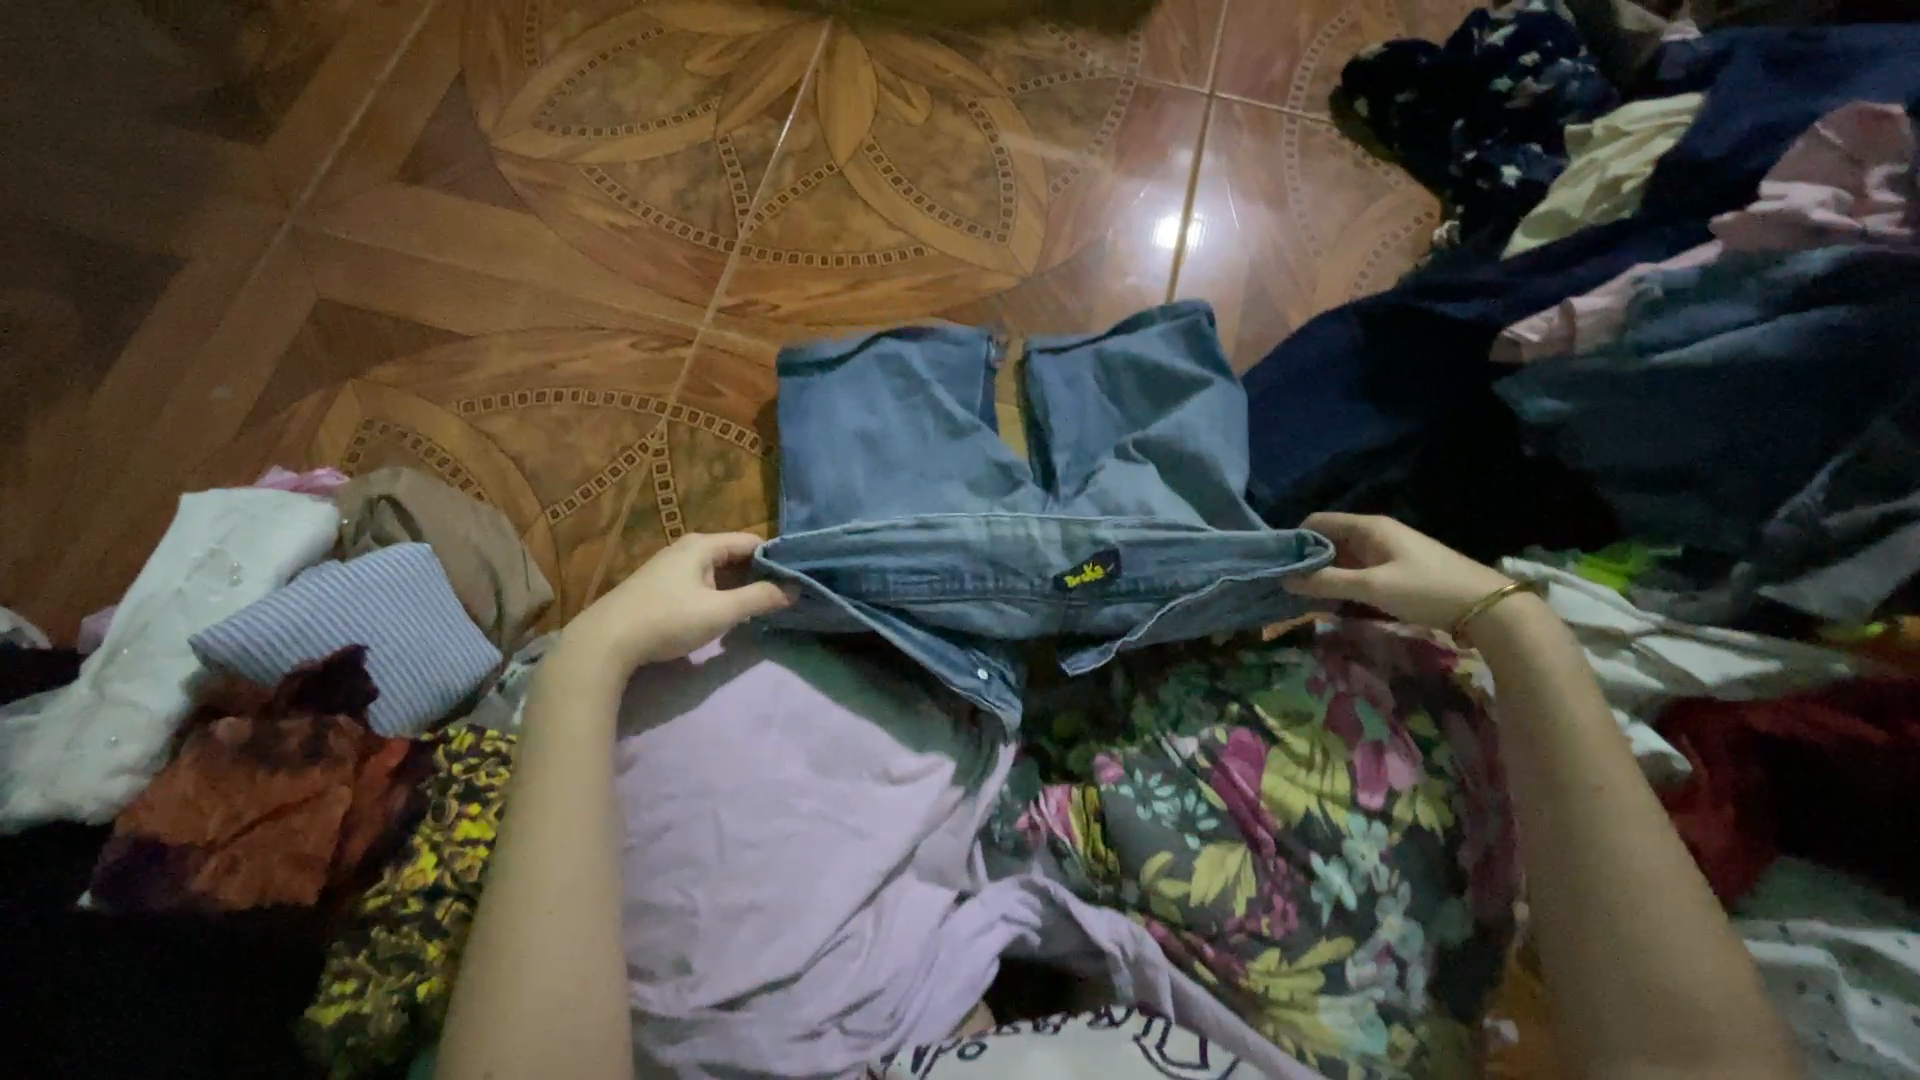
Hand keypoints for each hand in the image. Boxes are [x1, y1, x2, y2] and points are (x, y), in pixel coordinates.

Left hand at [560, 532, 792, 674]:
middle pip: (735, 555)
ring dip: (739, 587)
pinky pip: (702, 582)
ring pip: (718, 571)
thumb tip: (794, 589)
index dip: (777, 559)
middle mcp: (687, 548)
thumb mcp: (720, 612)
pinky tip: (725, 614)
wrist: (604, 642)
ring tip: (760, 608)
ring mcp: (671, 566)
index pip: (753, 542)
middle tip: (783, 598)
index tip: (797, 581)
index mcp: (703, 545)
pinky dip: (719, 594)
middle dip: (759, 575)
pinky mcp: (661, 586)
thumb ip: (759, 598)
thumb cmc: (667, 620)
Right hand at [1285, 513, 1515, 630]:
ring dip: (1325, 575)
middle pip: (1328, 540)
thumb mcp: (1371, 587)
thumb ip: (1326, 582)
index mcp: (1368, 527)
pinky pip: (1359, 571)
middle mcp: (1376, 533)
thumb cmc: (1425, 590)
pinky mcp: (1397, 570)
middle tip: (1287, 587)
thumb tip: (1285, 579)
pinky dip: (1344, 583)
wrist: (1486, 608)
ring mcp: (1388, 552)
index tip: (1277, 565)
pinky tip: (1336, 603)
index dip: (1295, 539)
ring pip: (1343, 558)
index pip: (1317, 522)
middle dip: (1307, 561)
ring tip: (1305, 598)